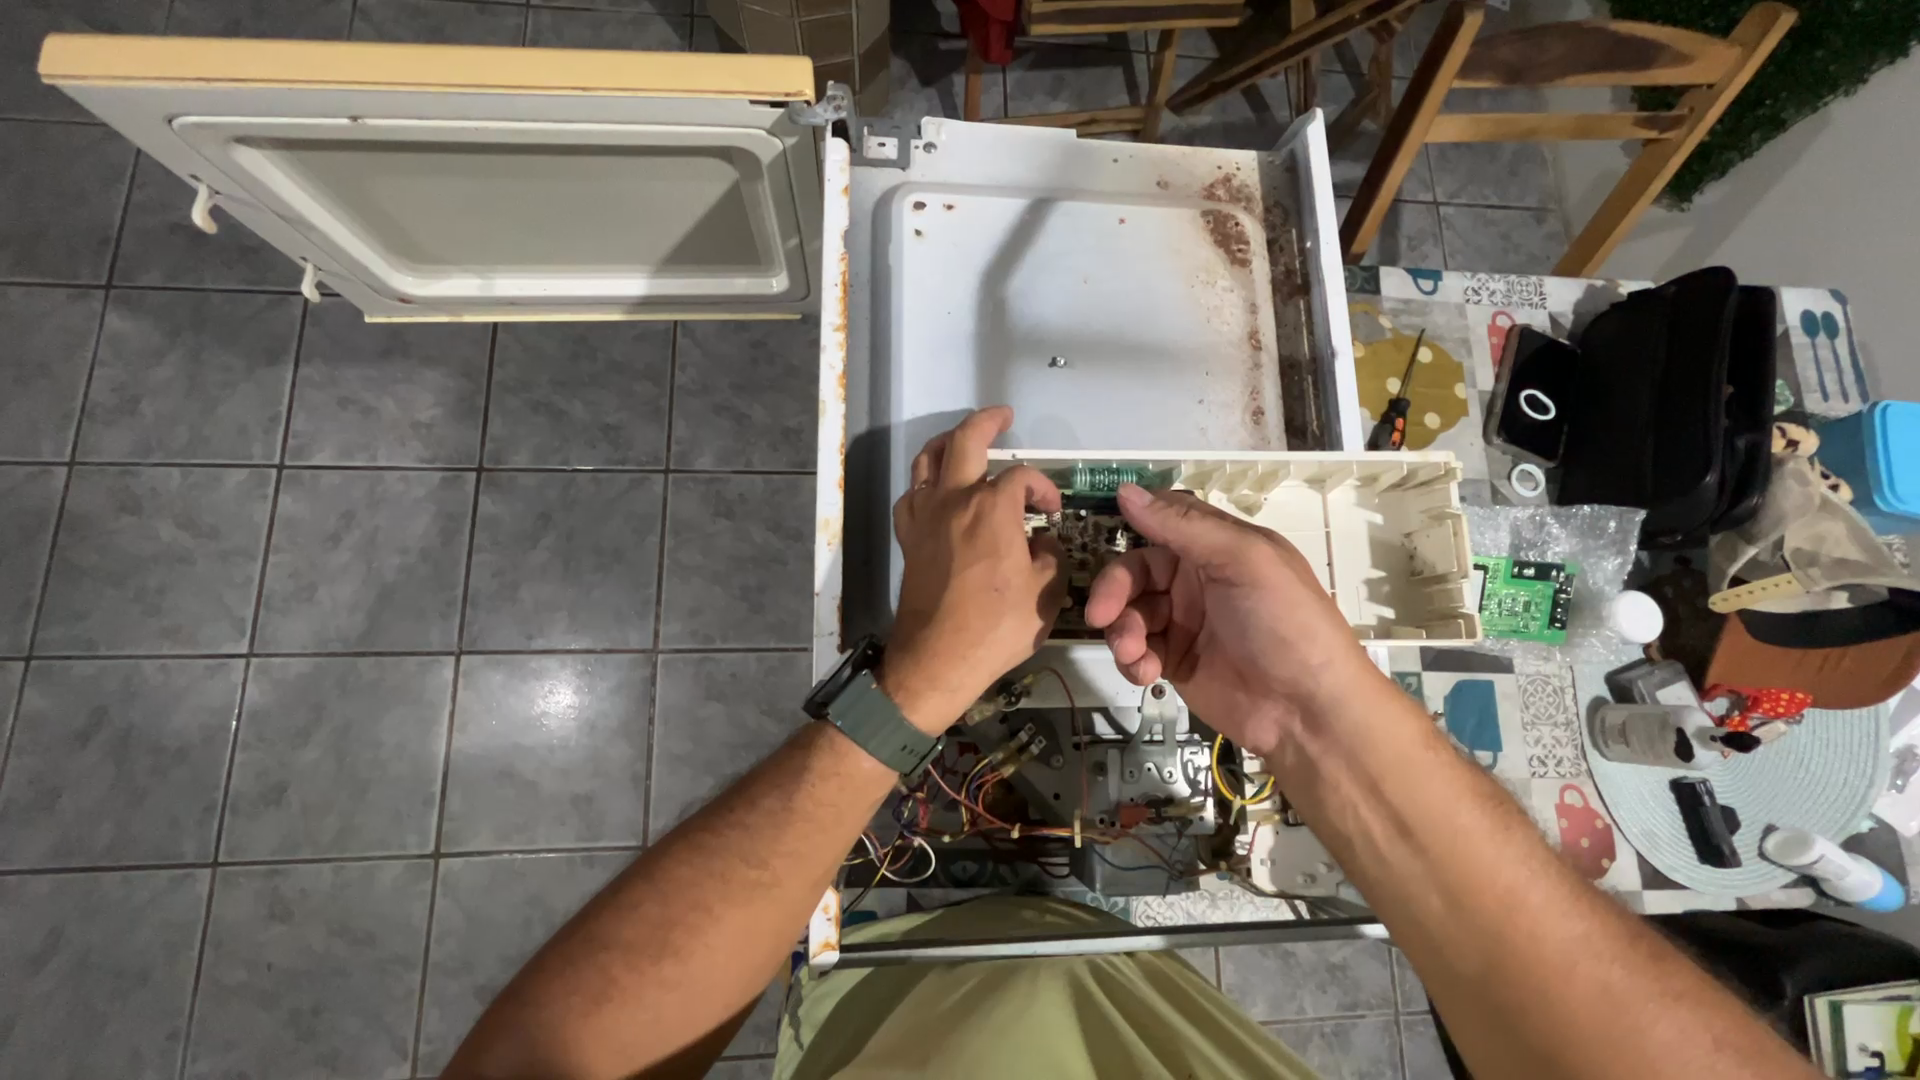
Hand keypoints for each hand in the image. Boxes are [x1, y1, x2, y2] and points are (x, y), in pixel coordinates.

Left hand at [880, 407, 1068, 734]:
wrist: (938, 659)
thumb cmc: (997, 627)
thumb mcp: (1046, 593)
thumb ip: (1050, 558)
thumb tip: (1042, 545)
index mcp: (991, 508)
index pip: (1023, 477)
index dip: (1043, 488)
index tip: (1052, 512)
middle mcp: (954, 500)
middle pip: (965, 441)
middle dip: (987, 421)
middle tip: (1003, 416)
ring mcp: (924, 517)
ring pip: (927, 461)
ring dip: (947, 443)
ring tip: (963, 441)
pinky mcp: (908, 538)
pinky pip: (911, 496)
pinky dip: (925, 484)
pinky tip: (936, 491)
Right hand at [1084, 484, 1375, 755]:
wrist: (1308, 712)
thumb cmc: (1285, 623)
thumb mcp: (1243, 560)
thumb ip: (1183, 525)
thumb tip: (1125, 490)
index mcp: (1217, 547)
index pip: (1163, 522)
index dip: (1132, 525)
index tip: (1100, 532)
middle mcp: (1197, 580)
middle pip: (1135, 572)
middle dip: (1114, 591)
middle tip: (1100, 615)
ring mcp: (1184, 623)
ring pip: (1129, 613)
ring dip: (1122, 631)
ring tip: (1134, 654)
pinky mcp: (1175, 662)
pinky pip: (1136, 652)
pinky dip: (1132, 660)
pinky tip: (1146, 674)